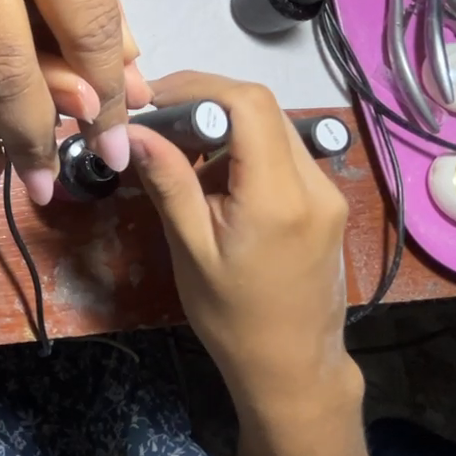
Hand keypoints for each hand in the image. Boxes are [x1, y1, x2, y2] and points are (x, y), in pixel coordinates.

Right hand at [128, 73, 358, 418]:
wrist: (293, 369)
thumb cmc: (232, 315)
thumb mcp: (190, 248)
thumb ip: (167, 181)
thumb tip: (131, 129)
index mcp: (279, 195)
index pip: (248, 103)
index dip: (197, 86)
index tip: (152, 100)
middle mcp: (313, 183)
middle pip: (260, 106)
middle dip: (203, 101)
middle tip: (156, 122)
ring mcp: (325, 191)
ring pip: (270, 124)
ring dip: (220, 124)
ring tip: (177, 155)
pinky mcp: (322, 200)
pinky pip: (278, 150)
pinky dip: (238, 148)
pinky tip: (210, 179)